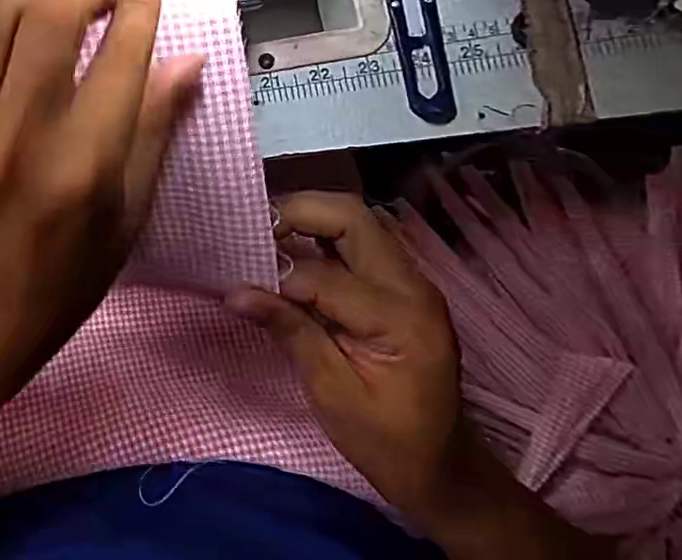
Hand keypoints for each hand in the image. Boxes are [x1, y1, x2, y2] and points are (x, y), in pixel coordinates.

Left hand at [0, 0, 206, 411]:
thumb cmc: (67, 273)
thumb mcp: (130, 211)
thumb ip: (156, 126)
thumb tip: (187, 57)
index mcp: (85, 162)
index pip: (119, 55)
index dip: (139, 1)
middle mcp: (21, 132)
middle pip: (49, 15)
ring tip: (53, 3)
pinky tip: (4, 27)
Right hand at [226, 191, 469, 520]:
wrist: (445, 469)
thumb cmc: (388, 443)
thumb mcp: (332, 394)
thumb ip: (289, 332)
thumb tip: (236, 293)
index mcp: (400, 318)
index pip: (325, 275)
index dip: (280, 279)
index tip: (245, 290)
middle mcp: (413, 285)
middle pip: (352, 217)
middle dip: (297, 212)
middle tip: (255, 232)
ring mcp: (412, 280)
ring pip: (357, 218)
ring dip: (310, 217)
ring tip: (269, 235)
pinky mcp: (402, 282)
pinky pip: (360, 238)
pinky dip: (322, 233)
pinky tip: (295, 248)